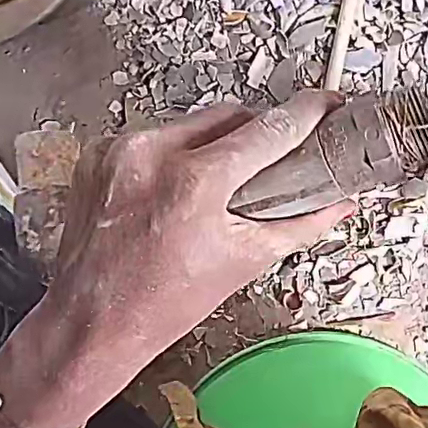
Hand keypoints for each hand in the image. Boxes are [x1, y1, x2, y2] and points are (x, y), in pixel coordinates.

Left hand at [0, 93, 354, 427]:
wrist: (92, 322)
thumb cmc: (159, 305)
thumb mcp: (243, 262)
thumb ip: (298, 225)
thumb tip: (334, 205)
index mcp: (194, 183)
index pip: (269, 129)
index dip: (307, 112)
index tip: (324, 104)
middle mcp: (153, 154)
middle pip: (231, 115)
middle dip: (258, 133)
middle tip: (271, 161)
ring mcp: (121, 150)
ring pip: (193, 122)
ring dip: (216, 144)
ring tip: (219, 185)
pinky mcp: (101, 153)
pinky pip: (158, 136)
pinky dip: (177, 154)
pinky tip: (179, 188)